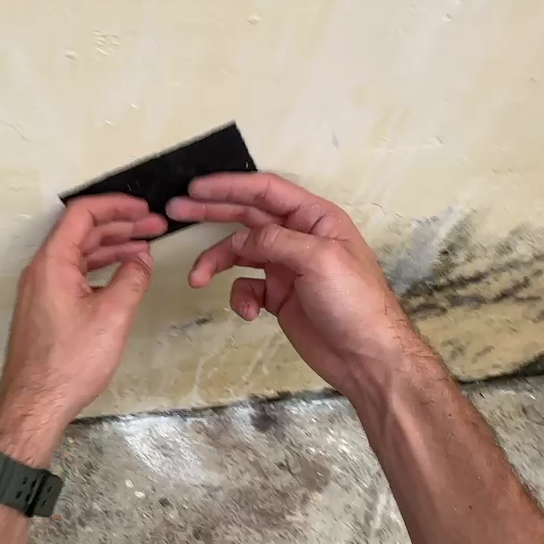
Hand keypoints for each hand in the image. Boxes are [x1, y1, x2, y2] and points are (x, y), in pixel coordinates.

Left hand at [0, 193, 165, 463]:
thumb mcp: (112, 316)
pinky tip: (123, 276)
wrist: (35, 404)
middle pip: (82, 233)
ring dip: (112, 248)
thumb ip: (131, 279)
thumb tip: (142, 259)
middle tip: (156, 227)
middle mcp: (41, 270)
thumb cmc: (69, 362)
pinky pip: (74, 274)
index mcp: (52, 262)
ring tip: (147, 248)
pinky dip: (100, 269)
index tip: (145, 210)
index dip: (116, 206)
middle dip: (120, 226)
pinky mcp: (45, 308)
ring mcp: (40, 289)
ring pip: (79, 255)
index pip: (82, 214)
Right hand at [167, 173, 430, 400]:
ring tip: (196, 277)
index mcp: (315, 218)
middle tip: (175, 210)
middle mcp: (298, 237)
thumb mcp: (318, 260)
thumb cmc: (355, 303)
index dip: (229, 186)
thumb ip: (276, 241)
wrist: (367, 357)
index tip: (195, 188)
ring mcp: (286, 267)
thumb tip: (243, 239)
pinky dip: (240, 298)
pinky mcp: (278, 295)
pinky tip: (248, 312)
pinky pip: (246, 287)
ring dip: (215, 262)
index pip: (265, 191)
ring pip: (239, 254)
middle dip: (210, 212)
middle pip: (246, 216)